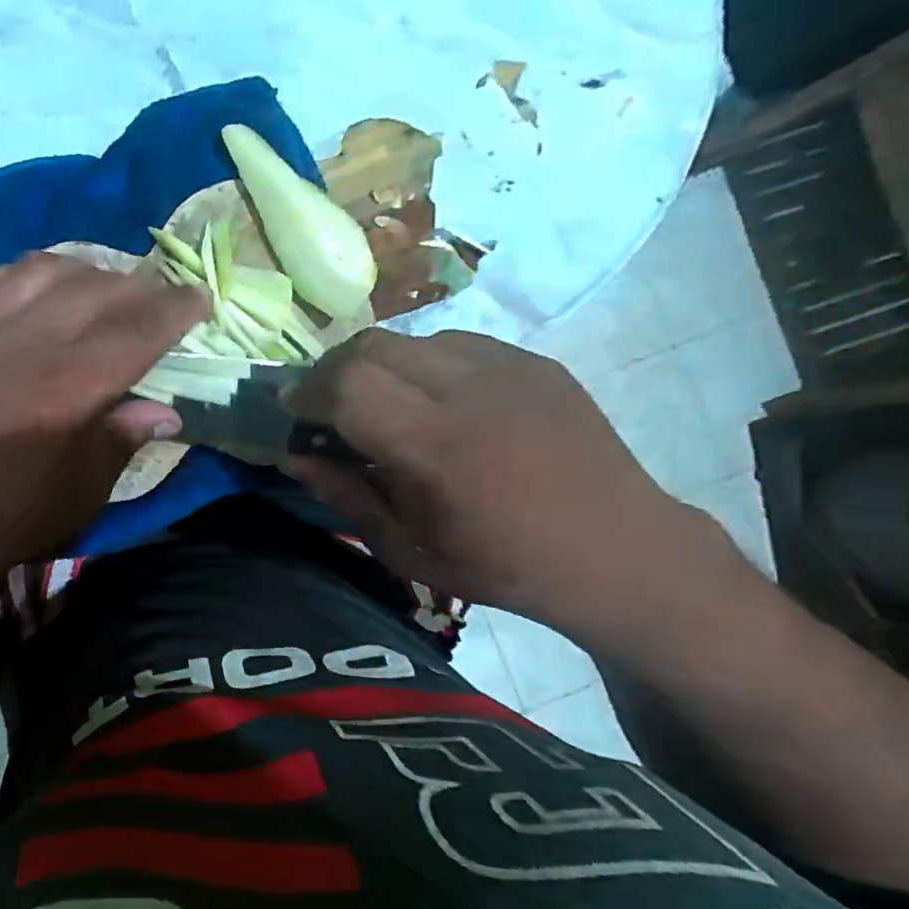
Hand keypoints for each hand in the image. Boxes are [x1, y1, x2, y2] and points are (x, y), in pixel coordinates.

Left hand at [0, 254, 202, 601]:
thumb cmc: (12, 517)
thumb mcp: (83, 491)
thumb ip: (123, 439)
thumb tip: (166, 413)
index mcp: (68, 387)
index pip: (136, 331)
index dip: (175, 310)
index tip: (201, 298)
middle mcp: (26, 344)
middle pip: (95, 291)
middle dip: (139, 287)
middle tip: (162, 297)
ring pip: (42, 271)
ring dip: (85, 270)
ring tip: (106, 284)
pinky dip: (22, 273)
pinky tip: (37, 284)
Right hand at [286, 329, 753, 650]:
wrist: (617, 550)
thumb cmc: (503, 568)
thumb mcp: (409, 551)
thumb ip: (346, 497)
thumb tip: (293, 457)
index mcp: (438, 447)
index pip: (348, 385)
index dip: (306, 393)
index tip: (291, 414)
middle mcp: (472, 389)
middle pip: (371, 346)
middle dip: (332, 372)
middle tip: (324, 408)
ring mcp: (510, 366)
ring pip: (412, 340)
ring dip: (377, 367)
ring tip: (380, 408)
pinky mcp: (535, 361)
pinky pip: (456, 346)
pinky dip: (422, 367)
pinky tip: (434, 405)